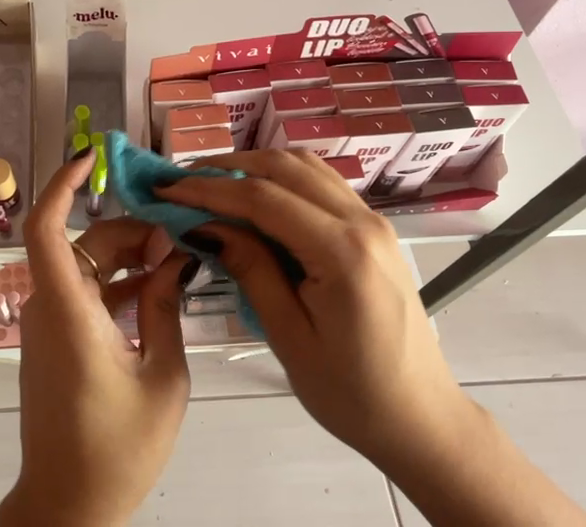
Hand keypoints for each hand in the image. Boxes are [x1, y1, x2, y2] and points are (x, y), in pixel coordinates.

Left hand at [0, 148, 196, 526]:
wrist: (68, 505)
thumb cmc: (117, 449)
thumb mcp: (162, 377)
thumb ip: (165, 310)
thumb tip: (174, 258)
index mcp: (66, 311)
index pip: (46, 228)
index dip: (63, 185)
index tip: (92, 158)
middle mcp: (47, 307)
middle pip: (82, 245)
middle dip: (128, 231)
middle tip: (179, 238)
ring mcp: (48, 323)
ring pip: (86, 268)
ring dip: (127, 259)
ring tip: (177, 262)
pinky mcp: (55, 340)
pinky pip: (85, 294)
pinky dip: (118, 286)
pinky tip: (159, 290)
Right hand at [156, 151, 473, 468]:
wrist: (421, 419)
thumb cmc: (352, 392)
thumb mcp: (289, 337)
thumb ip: (250, 269)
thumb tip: (206, 224)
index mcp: (342, 252)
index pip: (261, 197)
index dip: (207, 189)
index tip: (164, 190)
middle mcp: (362, 222)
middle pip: (282, 167)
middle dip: (226, 167)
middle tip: (180, 183)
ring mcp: (373, 222)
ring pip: (303, 166)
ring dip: (254, 166)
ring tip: (210, 184)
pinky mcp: (374, 230)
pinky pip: (321, 184)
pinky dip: (281, 178)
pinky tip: (253, 197)